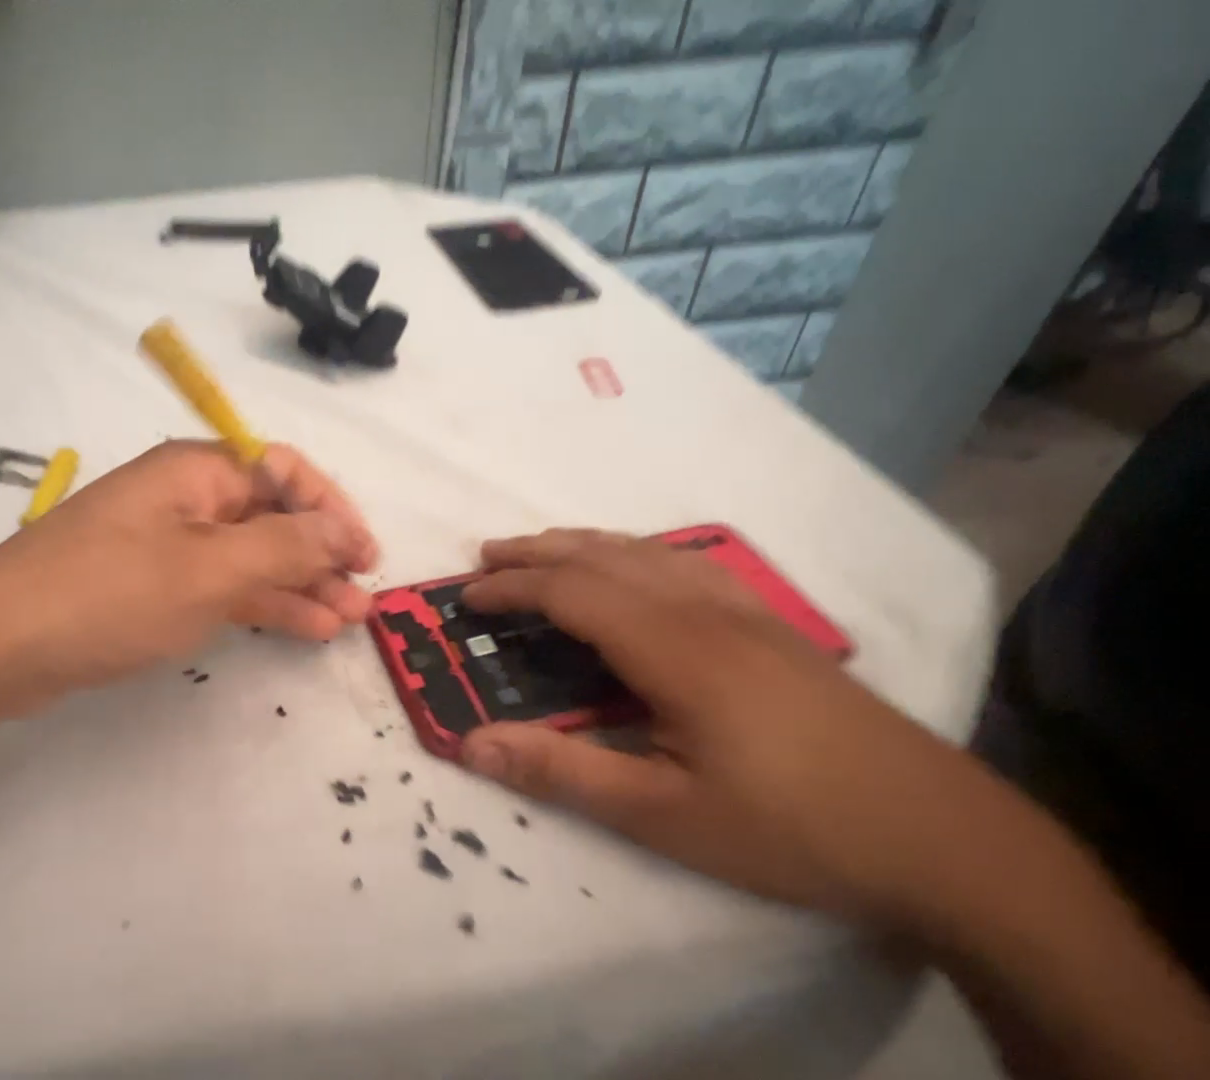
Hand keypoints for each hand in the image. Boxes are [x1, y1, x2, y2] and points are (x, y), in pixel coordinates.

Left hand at [0, 441, 378, 709]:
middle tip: (364, 600)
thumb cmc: (111, 594)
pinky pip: (218, 586)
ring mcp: (162, 544)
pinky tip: (300, 629)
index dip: (332, 508)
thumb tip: (344, 530)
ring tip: (346, 621)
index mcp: (194, 470)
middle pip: (268, 513)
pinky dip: (259, 604)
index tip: (367, 555)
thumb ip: (285, 546)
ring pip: (247, 555)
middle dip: (320, 553)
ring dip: (298, 584)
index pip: (283, 469)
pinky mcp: (147, 587)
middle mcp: (181, 497)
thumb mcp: (209, 569)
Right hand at [457, 529, 995, 929]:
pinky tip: (640, 570)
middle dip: (539, 553)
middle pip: (607, 558)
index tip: (466, 597)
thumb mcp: (663, 815)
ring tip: (544, 551)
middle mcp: (709, 613)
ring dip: (587, 545)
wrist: (943, 838)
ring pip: (652, 555)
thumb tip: (468, 743)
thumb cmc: (792, 829)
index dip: (513, 588)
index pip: (574, 593)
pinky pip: (691, 567)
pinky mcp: (777, 631)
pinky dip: (640, 554)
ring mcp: (751, 616)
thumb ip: (563, 772)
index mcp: (675, 650)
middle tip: (485, 558)